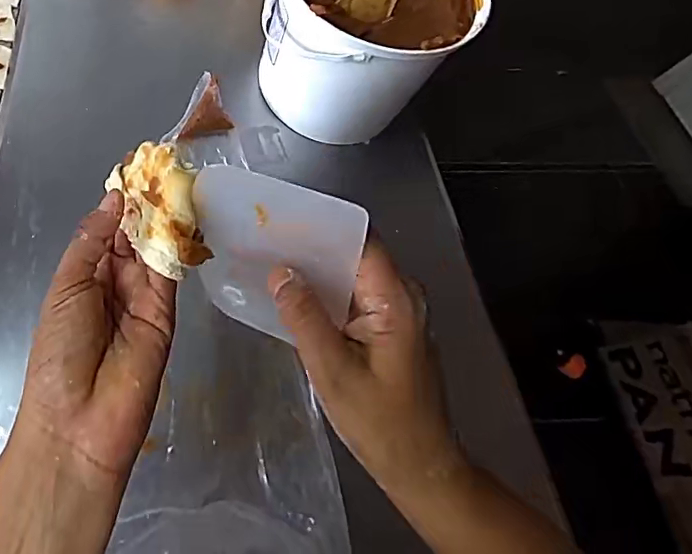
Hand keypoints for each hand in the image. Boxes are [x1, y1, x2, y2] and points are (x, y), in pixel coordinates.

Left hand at [19, 188, 176, 480]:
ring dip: (163, 218)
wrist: (77, 425)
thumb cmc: (57, 356)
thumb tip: (114, 198)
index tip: (135, 166)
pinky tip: (182, 217)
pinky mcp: (166, 311)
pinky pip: (171, 271)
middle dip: (146, 202)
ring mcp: (143, 296)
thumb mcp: (65, 288)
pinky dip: (177, 244)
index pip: (108, 228)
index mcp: (86, 274)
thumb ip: (92, 241)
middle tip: (162, 167)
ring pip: (156, 247)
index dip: (120, 199)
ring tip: (174, 182)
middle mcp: (116, 280)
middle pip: (135, 233)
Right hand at [268, 240, 463, 497]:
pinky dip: (328, 291)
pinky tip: (297, 297)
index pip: (359, 238)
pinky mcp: (391, 324)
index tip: (284, 222)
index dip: (322, 226)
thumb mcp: (334, 374)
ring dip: (318, 269)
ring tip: (275, 264)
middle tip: (269, 243)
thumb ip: (305, 318)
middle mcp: (402, 293)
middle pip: (355, 251)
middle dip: (313, 246)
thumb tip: (280, 272)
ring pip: (354, 272)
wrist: (422, 470)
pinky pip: (356, 293)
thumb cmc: (382, 425)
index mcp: (395, 297)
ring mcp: (399, 308)